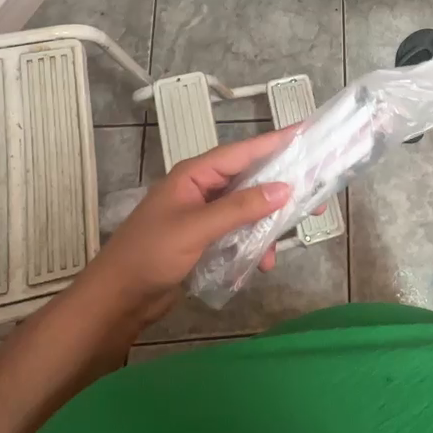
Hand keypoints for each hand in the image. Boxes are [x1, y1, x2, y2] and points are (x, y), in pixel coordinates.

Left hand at [56, 127, 295, 364]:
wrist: (116, 301)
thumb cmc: (149, 256)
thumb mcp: (196, 229)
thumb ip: (240, 208)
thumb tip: (284, 189)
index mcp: (195, 175)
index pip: (243, 151)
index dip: (276, 141)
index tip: (307, 131)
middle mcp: (202, 189)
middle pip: (251, 179)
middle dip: (281, 189)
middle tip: (316, 195)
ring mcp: (203, 216)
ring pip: (249, 210)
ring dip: (267, 226)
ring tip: (284, 244)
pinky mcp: (205, 241)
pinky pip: (239, 234)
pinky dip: (253, 247)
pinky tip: (259, 266)